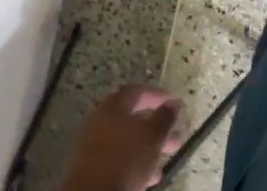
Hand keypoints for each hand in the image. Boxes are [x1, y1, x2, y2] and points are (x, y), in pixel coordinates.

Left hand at [62, 85, 184, 190]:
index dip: (156, 94)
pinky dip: (134, 161)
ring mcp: (92, 146)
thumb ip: (164, 117)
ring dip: (147, 147)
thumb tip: (173, 103)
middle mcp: (99, 122)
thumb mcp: (152, 135)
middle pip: (131, 118)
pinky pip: (117, 158)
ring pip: (126, 141)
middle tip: (174, 136)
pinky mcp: (91, 168)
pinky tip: (147, 174)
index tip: (174, 103)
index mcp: (112, 107)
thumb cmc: (125, 159)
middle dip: (155, 127)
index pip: (135, 91)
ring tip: (164, 159)